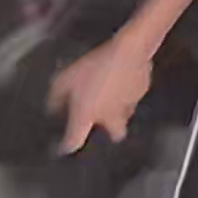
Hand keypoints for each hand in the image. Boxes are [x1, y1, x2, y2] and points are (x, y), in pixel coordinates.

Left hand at [47, 38, 152, 153]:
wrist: (130, 50)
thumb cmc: (95, 65)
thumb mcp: (64, 78)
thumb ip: (56, 98)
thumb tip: (54, 108)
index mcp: (87, 116)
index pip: (74, 142)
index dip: (66, 147)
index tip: (63, 147)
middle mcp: (111, 115)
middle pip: (116, 134)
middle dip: (110, 132)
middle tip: (103, 121)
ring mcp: (130, 103)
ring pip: (126, 113)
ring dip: (119, 109)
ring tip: (112, 95)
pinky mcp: (143, 90)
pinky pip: (134, 96)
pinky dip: (128, 92)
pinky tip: (123, 79)